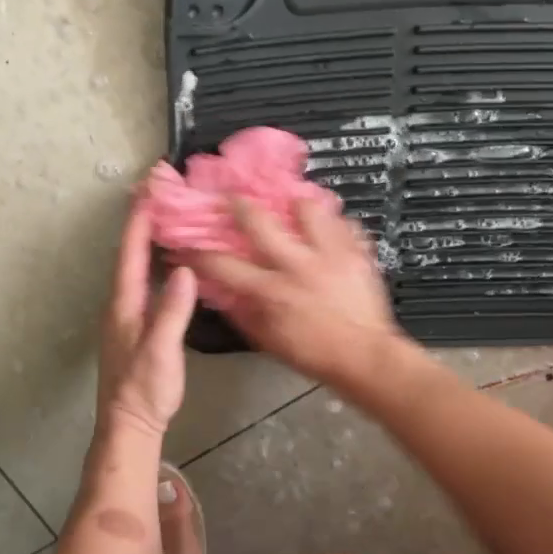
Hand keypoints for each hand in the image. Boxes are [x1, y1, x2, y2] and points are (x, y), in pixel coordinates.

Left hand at [97, 191, 198, 437]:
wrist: (129, 425)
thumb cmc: (144, 389)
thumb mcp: (161, 350)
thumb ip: (172, 312)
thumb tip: (185, 270)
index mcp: (124, 305)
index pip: (131, 254)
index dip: (139, 221)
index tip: (148, 189)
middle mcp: (120, 304)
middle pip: (130, 254)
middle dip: (142, 222)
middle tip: (157, 192)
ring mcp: (126, 316)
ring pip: (137, 268)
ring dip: (147, 240)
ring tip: (165, 217)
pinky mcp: (136, 327)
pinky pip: (144, 283)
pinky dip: (154, 264)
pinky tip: (169, 264)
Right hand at [178, 198, 408, 392]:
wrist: (366, 357)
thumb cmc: (314, 355)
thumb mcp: (269, 341)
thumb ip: (244, 314)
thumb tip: (224, 294)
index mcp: (270, 290)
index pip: (222, 265)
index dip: (198, 253)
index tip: (187, 244)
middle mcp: (296, 264)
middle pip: (259, 221)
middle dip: (238, 204)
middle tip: (230, 196)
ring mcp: (329, 254)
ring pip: (307, 209)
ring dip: (296, 205)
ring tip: (293, 205)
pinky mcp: (356, 252)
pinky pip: (343, 223)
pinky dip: (334, 223)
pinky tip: (329, 231)